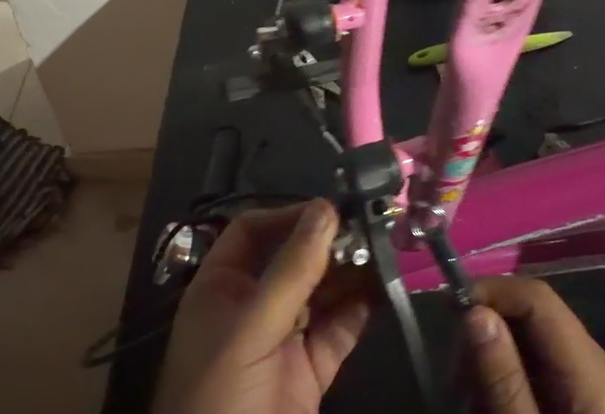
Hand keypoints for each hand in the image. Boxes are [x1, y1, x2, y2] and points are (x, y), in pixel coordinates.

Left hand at [151, 200, 371, 413]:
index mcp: (221, 288)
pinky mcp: (309, 373)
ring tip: (385, 251)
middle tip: (371, 228)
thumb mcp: (251, 328)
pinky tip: (383, 290)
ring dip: (351, 273)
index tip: (330, 210)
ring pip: (321, 294)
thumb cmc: (220, 394)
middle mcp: (252, 308)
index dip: (288, 216)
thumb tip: (327, 210)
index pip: (251, 232)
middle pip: (293, 260)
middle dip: (330, 244)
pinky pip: (338, 332)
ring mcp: (282, 341)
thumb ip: (291, 270)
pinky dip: (360, 311)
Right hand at [466, 277, 604, 413]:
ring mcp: (599, 381)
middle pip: (535, 318)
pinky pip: (543, 366)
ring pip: (533, 340)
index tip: (449, 308)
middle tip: (455, 370)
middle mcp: (603, 365)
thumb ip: (503, 380)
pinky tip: (493, 399)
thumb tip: (474, 312)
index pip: (539, 299)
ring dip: (495, 357)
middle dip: (488, 332)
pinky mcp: (589, 398)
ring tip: (470, 392)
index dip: (492, 291)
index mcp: (597, 373)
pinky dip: (512, 375)